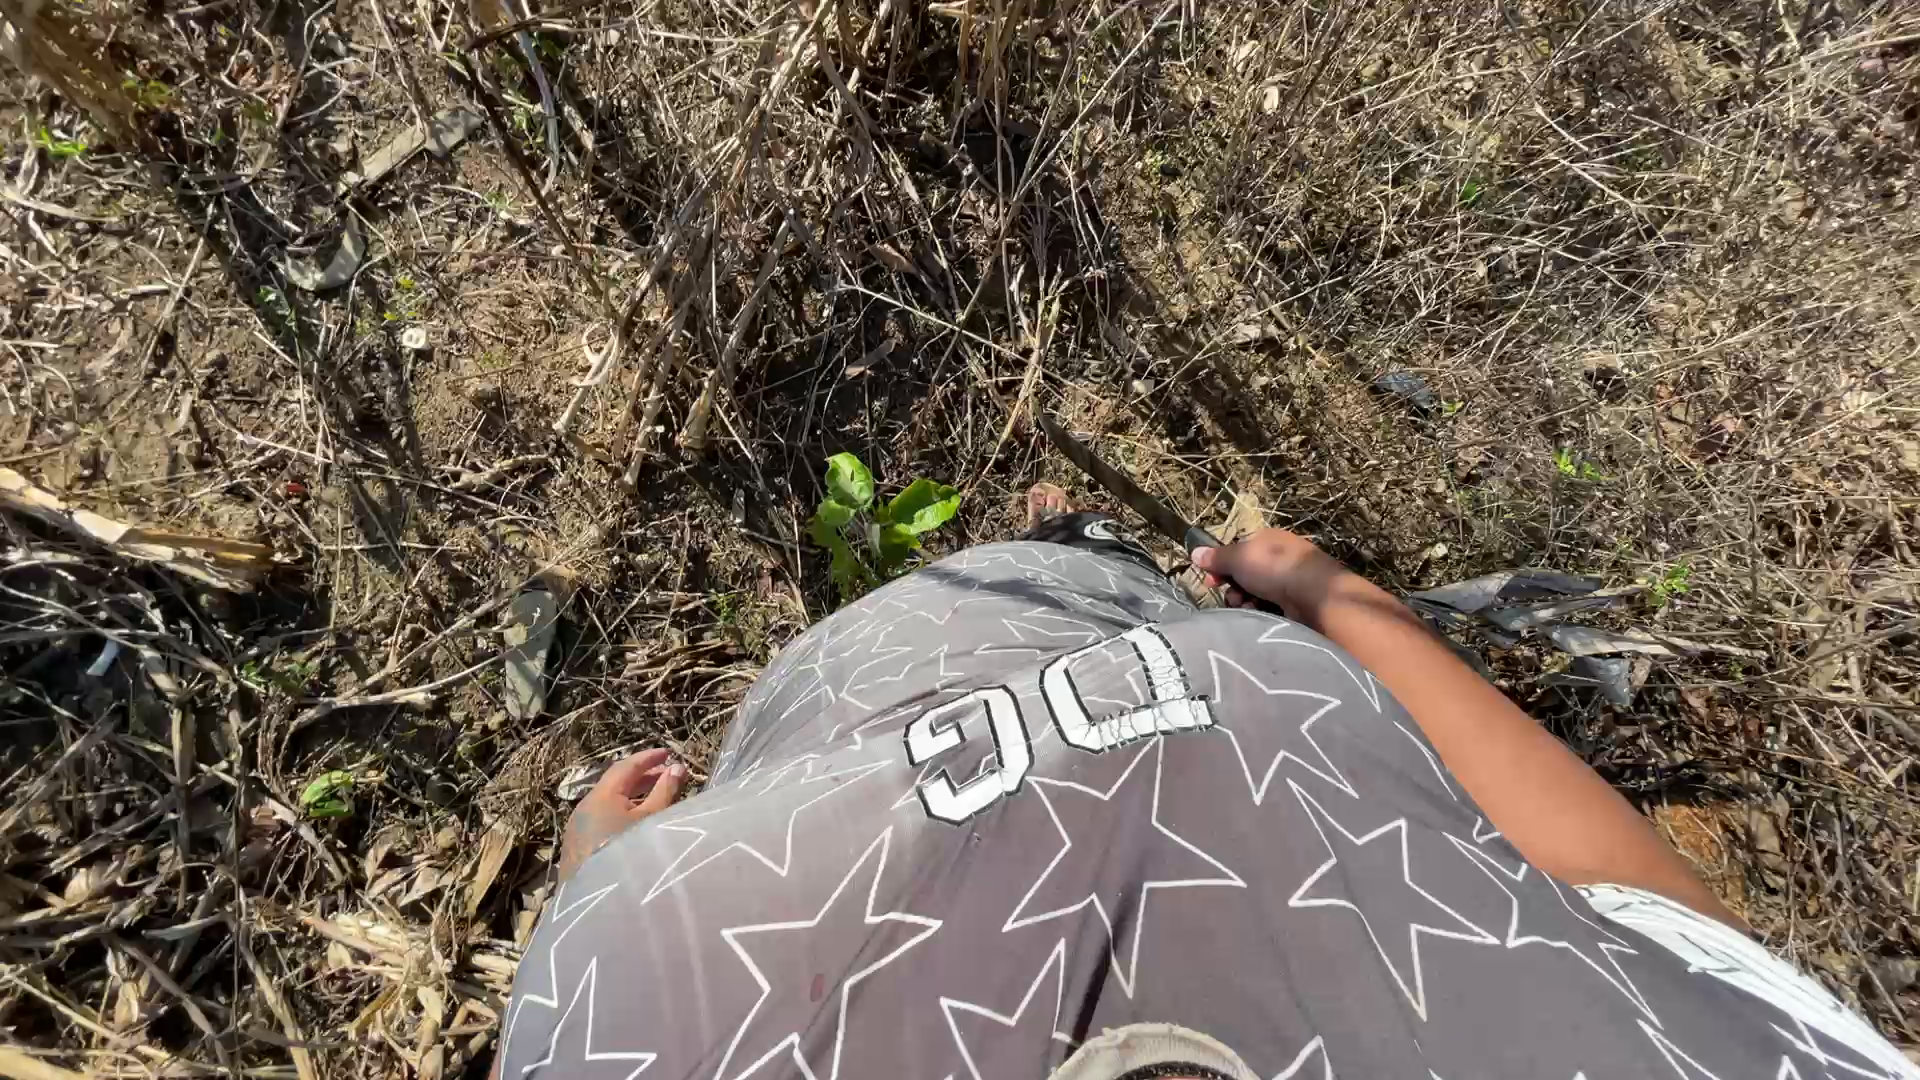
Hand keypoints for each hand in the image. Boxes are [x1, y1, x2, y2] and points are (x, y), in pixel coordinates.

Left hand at [556, 749, 688, 881]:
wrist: (599, 903)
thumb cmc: (630, 853)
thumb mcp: (653, 819)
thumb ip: (666, 790)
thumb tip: (677, 767)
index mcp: (601, 796)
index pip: (626, 766)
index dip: (649, 758)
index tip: (669, 752)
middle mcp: (585, 808)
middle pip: (615, 783)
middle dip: (643, 776)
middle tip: (668, 774)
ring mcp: (578, 829)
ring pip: (609, 802)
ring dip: (634, 795)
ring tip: (658, 797)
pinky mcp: (577, 847)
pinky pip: (602, 818)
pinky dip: (622, 811)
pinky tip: (639, 823)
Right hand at [1189, 528, 1351, 622]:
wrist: (1317, 596)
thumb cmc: (1274, 568)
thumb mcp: (1239, 557)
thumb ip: (1216, 557)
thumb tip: (1195, 553)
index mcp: (1268, 540)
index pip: (1238, 550)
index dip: (1221, 564)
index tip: (1210, 579)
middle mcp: (1280, 558)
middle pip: (1244, 574)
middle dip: (1232, 586)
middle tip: (1228, 596)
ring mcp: (1290, 581)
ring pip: (1255, 592)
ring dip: (1243, 601)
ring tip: (1244, 607)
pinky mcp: (1297, 603)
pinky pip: (1269, 607)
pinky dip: (1260, 611)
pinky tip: (1258, 614)